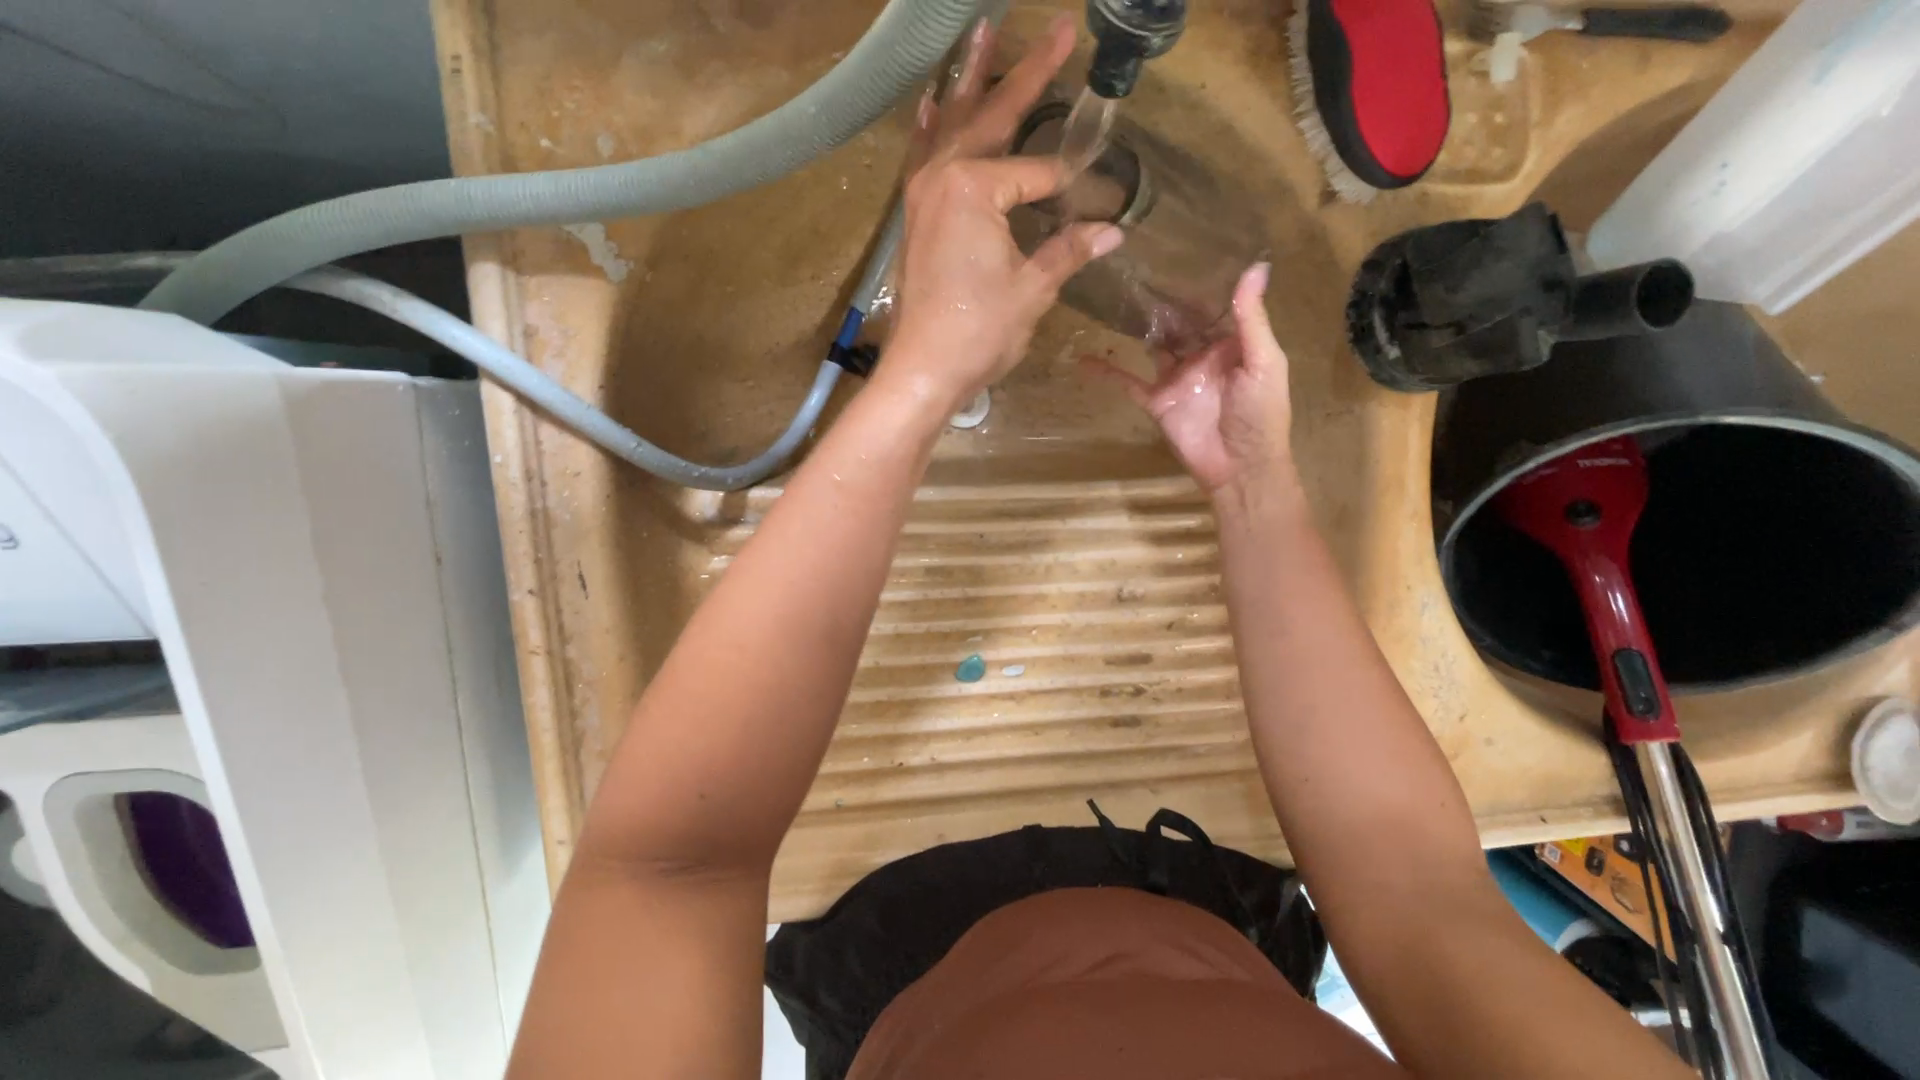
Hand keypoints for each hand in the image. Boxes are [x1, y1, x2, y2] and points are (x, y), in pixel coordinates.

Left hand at [879, 14, 1125, 414]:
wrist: (923, 368)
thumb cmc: (979, 331)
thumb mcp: (1033, 289)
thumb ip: (1068, 251)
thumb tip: (1111, 230)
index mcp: (974, 189)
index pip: (1035, 172)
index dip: (1068, 184)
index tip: (1093, 192)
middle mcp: (943, 176)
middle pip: (993, 116)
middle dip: (1027, 72)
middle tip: (1056, 28)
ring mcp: (922, 191)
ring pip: (954, 123)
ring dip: (972, 79)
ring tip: (984, 31)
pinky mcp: (915, 211)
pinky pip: (925, 153)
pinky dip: (932, 124)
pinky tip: (934, 101)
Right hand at [1088, 263, 1294, 496]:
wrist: (1240, 467)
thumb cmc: (1261, 413)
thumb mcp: (1264, 362)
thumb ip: (1252, 318)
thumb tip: (1254, 267)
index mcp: (1232, 344)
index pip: (1214, 307)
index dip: (1199, 284)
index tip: (1179, 251)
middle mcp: (1202, 357)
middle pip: (1179, 324)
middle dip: (1163, 301)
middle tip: (1137, 266)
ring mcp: (1177, 379)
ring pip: (1153, 347)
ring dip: (1137, 327)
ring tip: (1112, 296)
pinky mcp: (1157, 401)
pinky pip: (1128, 383)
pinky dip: (1107, 372)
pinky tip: (1083, 359)